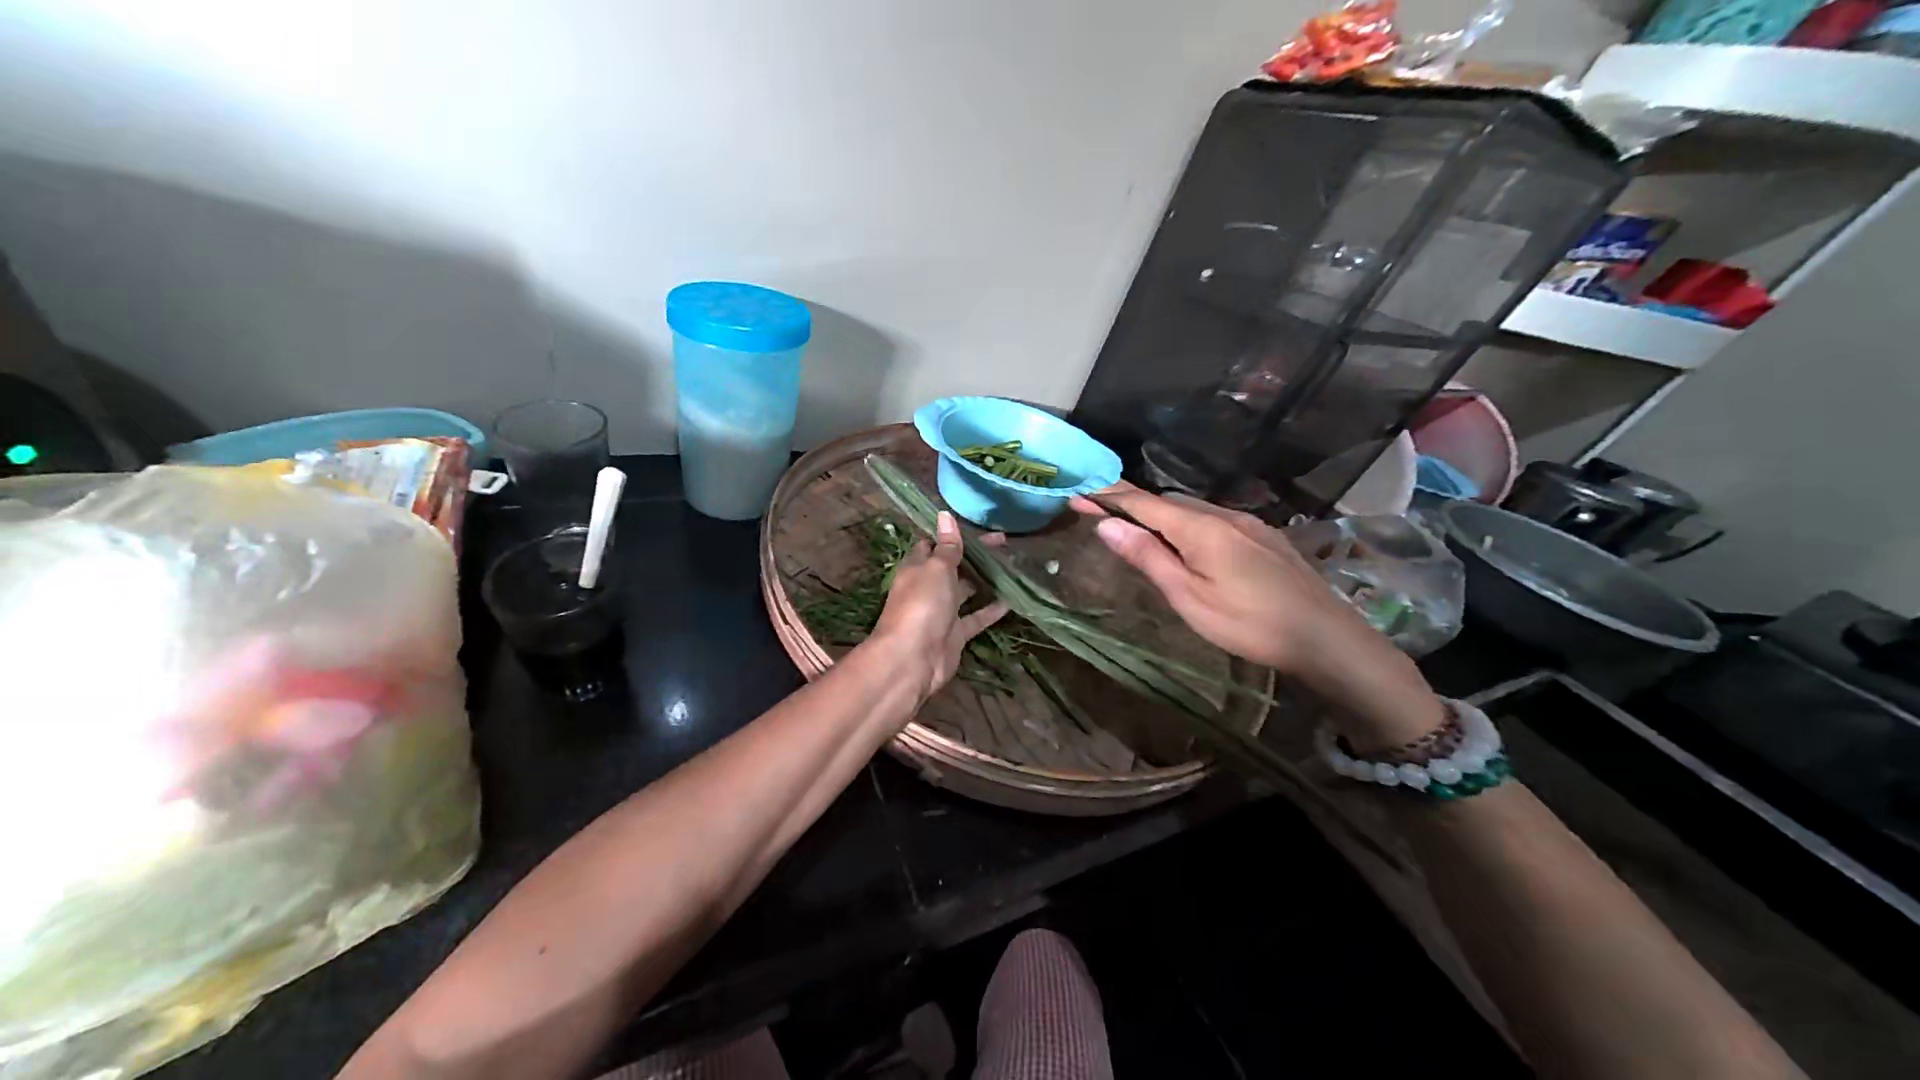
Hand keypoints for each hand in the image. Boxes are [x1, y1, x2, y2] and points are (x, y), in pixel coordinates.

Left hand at [869, 510, 1008, 703]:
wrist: (912, 659)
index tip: (977, 524)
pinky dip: (992, 610)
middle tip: (1005, 542)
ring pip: (966, 590)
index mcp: (917, 567)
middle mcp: (928, 587)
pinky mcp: (956, 633)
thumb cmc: (921, 604)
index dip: (952, 534)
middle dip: (974, 555)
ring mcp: (942, 611)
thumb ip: (946, 546)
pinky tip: (1012, 600)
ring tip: (1011, 566)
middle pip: (953, 565)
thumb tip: (944, 515)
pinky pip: (976, 617)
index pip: (933, 544)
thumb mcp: (936, 568)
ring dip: (984, 580)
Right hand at [1072, 485, 1442, 749]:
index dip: (1107, 497)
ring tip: (1138, 531)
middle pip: (1167, 500)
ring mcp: (1249, 523)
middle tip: (1101, 516)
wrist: (1328, 639)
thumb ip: (1148, 557)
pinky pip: (1214, 519)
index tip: (1077, 493)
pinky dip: (1187, 523)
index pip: (1143, 502)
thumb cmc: (1250, 624)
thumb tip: (1106, 524)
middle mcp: (1224, 514)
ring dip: (1160, 514)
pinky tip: (1188, 544)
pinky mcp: (1265, 536)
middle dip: (1132, 503)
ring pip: (1193, 508)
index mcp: (1200, 528)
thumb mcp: (1189, 597)